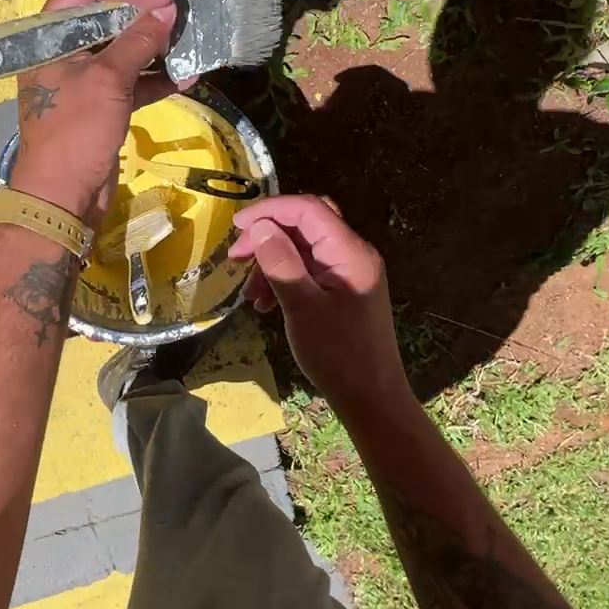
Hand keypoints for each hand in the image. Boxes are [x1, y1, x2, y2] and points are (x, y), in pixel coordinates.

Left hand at [8, 0, 181, 225]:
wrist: (61, 198)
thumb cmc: (75, 133)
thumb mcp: (108, 81)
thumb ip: (137, 41)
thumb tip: (166, 10)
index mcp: (49, 35)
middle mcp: (63, 50)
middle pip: (106, 14)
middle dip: (144, 12)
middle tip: (180, 15)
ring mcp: (83, 79)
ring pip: (123, 48)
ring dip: (155, 45)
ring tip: (189, 42)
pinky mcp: (101, 105)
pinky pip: (131, 81)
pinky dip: (156, 78)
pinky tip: (188, 77)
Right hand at [228, 196, 410, 413]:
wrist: (372, 398)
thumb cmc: (338, 354)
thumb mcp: (302, 307)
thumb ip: (281, 263)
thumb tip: (261, 227)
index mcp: (349, 251)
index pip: (308, 209)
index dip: (270, 210)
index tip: (236, 227)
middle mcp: (353, 254)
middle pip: (306, 225)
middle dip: (268, 235)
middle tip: (237, 258)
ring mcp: (349, 273)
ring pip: (304, 249)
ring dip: (272, 262)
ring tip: (250, 294)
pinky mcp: (343, 291)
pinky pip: (309, 271)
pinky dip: (284, 279)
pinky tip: (266, 304)